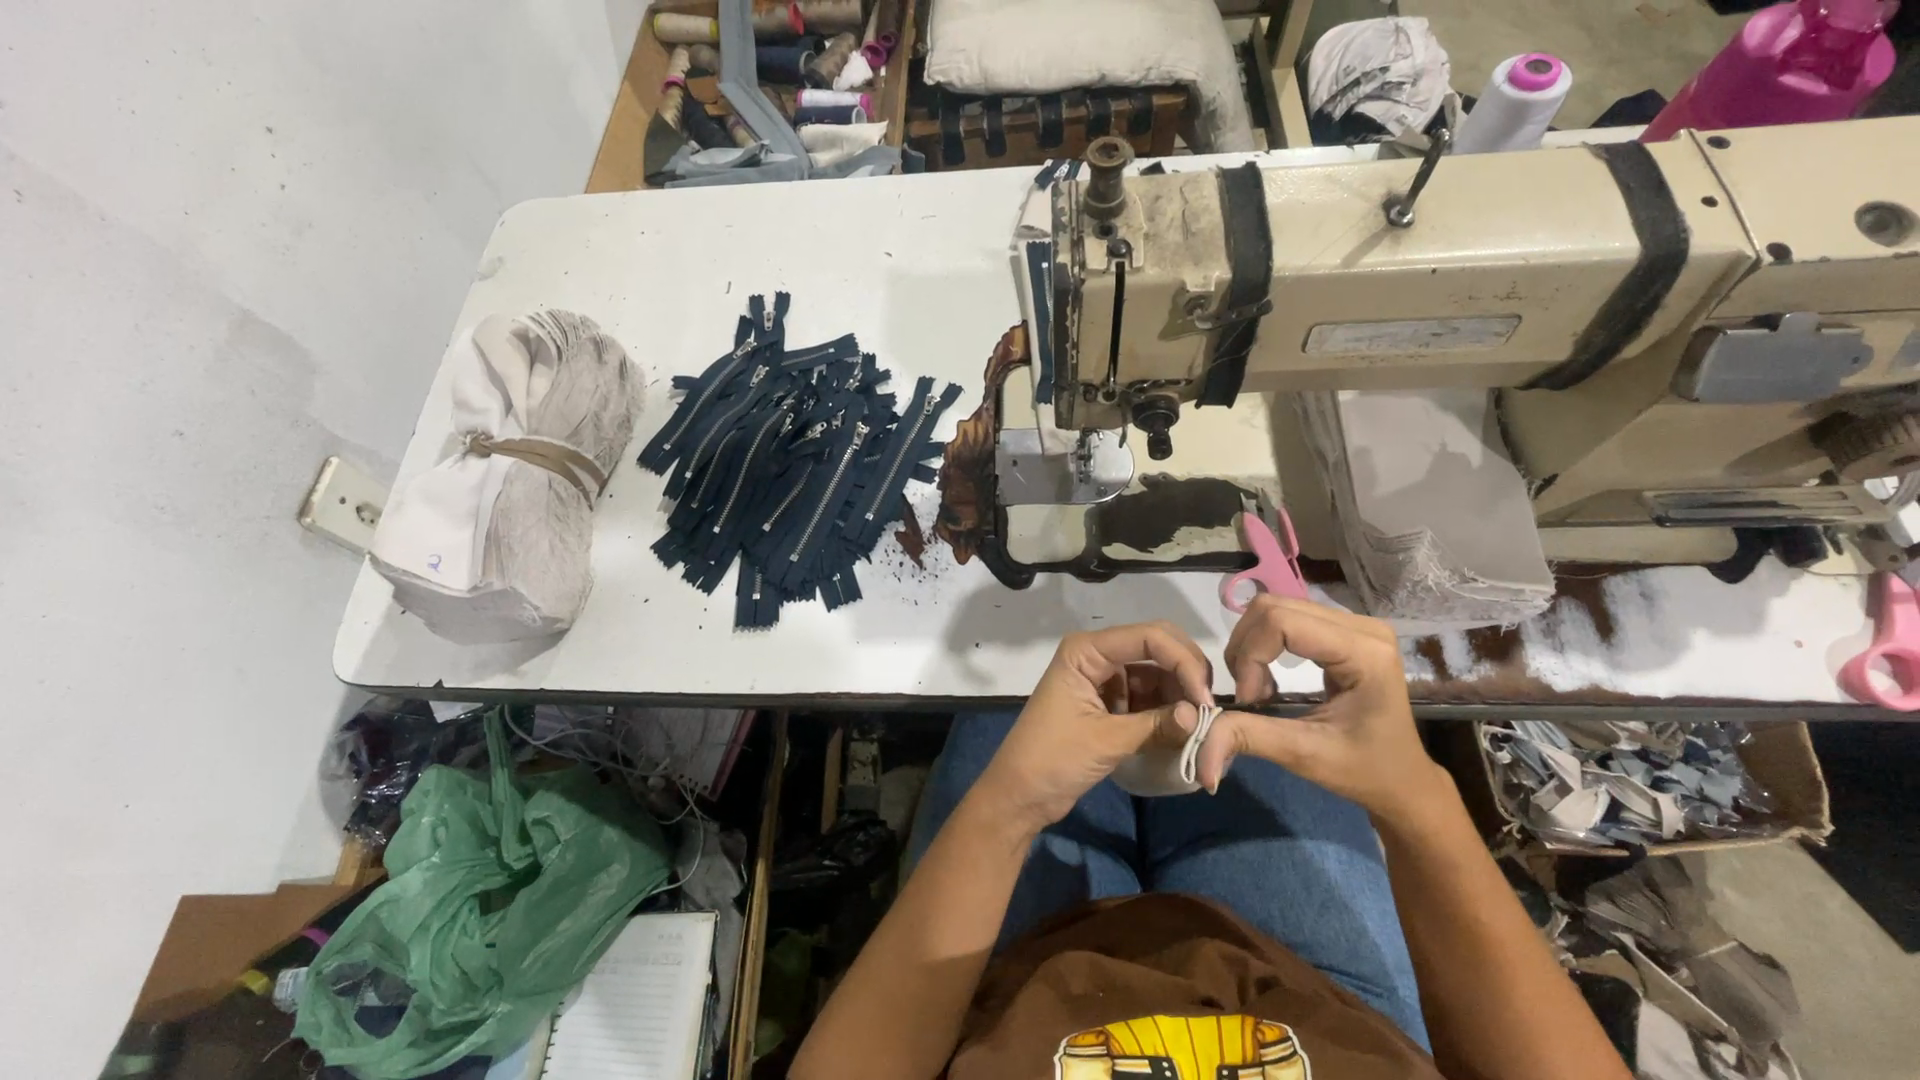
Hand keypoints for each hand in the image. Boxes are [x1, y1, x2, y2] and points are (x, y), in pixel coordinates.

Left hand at [975, 622, 1214, 833]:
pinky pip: (1150, 695)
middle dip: (1187, 673)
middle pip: (1157, 647)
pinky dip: (1169, 709)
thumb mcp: (1106, 740)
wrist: (1020, 794)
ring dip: (1181, 694)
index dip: (1184, 662)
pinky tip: (1186, 727)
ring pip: (1158, 673)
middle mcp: (1097, 655)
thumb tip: (1200, 717)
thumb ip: (1156, 725)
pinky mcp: (1111, 702)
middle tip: (1209, 709)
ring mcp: (1105, 678)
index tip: (1205, 701)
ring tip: (1202, 723)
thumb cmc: (1053, 759)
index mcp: (1087, 650)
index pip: (1150, 637)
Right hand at [1194, 596, 1449, 823]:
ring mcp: (1355, 624)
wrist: (1402, 782)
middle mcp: (1363, 626)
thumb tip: (1198, 741)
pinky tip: (1269, 680)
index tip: (1249, 704)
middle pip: (1272, 607)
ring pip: (1274, 608)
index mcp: (1364, 652)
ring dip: (1251, 648)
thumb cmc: (1363, 771)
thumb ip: (1248, 737)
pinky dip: (1263, 646)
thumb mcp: (1304, 756)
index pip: (1281, 622)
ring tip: (1258, 690)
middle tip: (1248, 696)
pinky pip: (1286, 618)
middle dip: (1245, 651)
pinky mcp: (1343, 631)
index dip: (1250, 658)